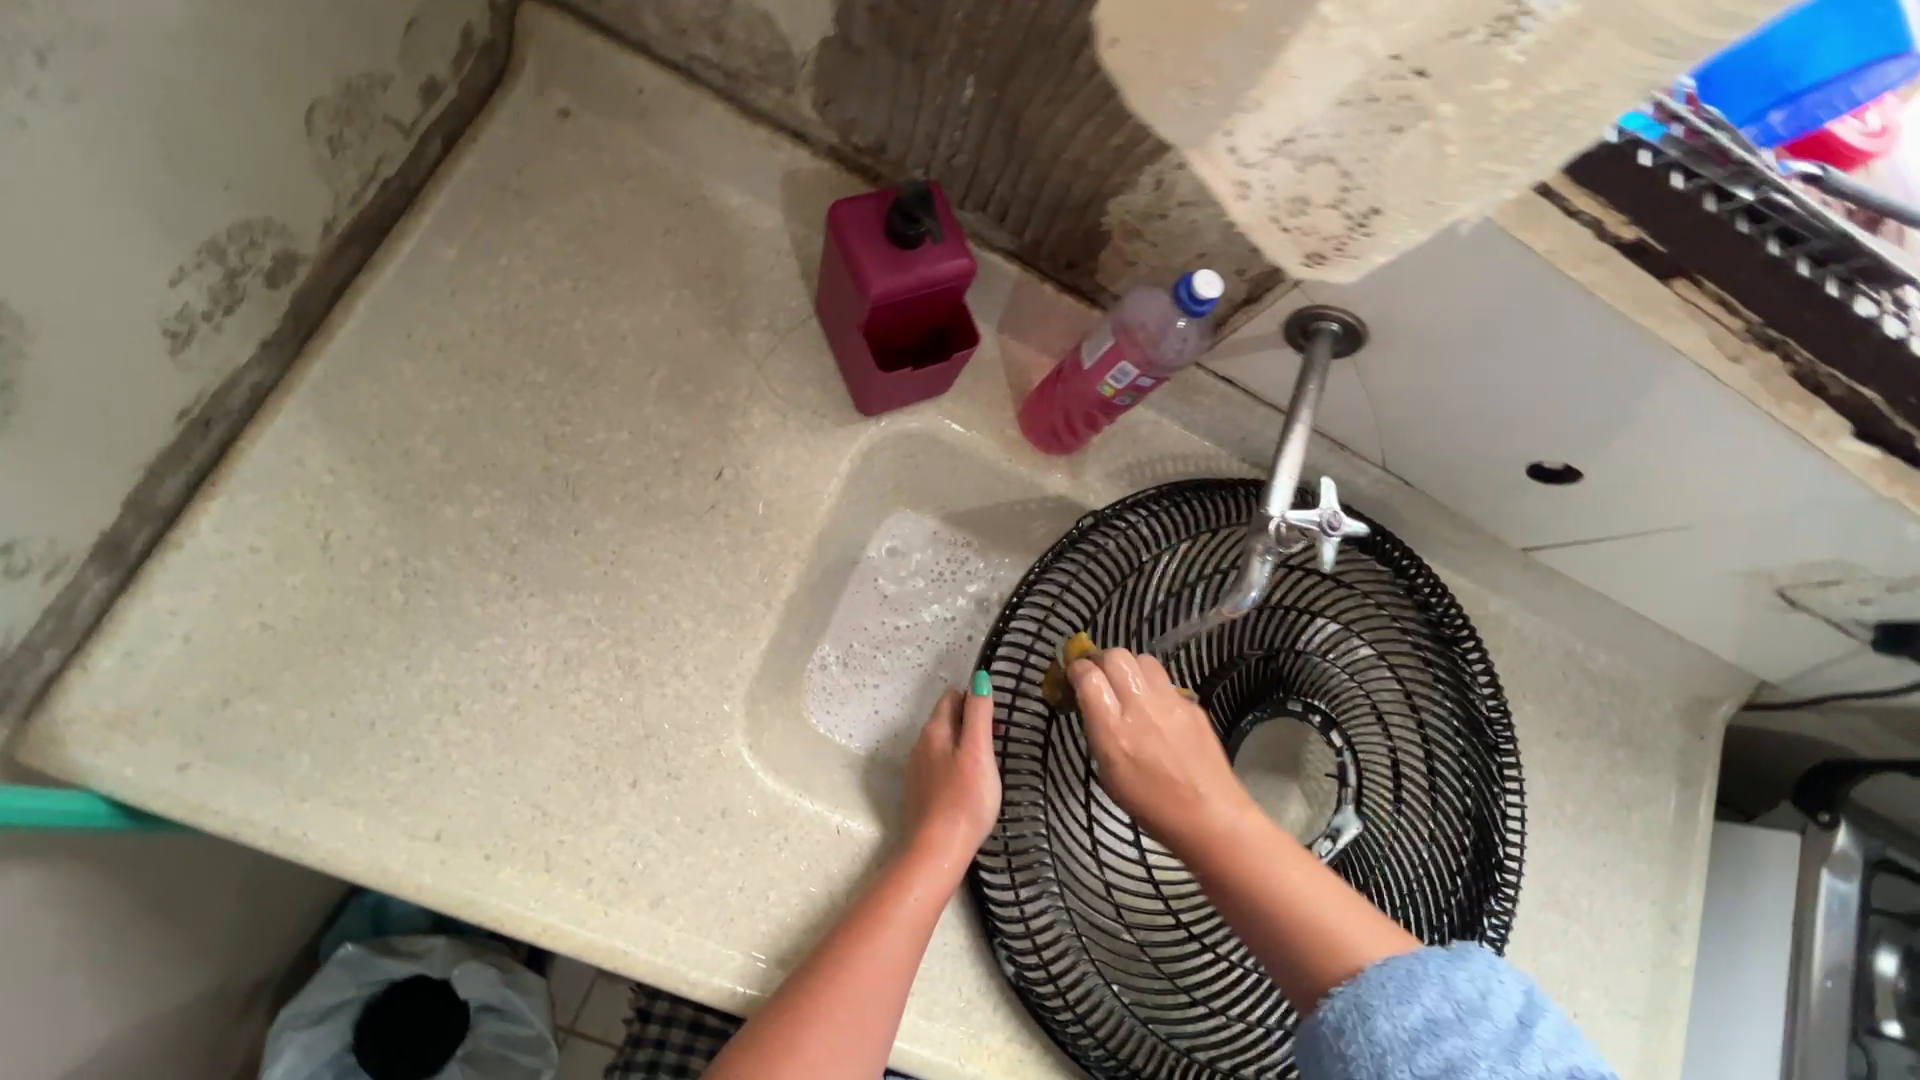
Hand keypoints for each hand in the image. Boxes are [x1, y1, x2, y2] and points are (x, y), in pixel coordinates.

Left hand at [902, 678, 1000, 865]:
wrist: (937, 849)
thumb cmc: (965, 799)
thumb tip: (979, 678)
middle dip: (971, 721)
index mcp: (934, 730)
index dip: (975, 699)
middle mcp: (920, 745)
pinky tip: (969, 784)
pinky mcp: (920, 793)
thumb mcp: (979, 751)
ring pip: (943, 744)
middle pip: (947, 719)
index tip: (996, 716)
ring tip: (988, 762)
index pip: (951, 697)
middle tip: (998, 739)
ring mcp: (917, 770)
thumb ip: (979, 713)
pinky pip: (940, 766)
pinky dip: (956, 764)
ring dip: (965, 744)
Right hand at [1070, 649, 1254, 852]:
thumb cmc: (1150, 805)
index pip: (1088, 676)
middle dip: (1101, 661)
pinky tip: (1155, 708)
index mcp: (1114, 730)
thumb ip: (1098, 732)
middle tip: (1099, 676)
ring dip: (1129, 667)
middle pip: (1116, 656)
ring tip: (1127, 686)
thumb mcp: (1108, 774)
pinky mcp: (1192, 704)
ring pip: (1143, 659)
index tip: (1074, 677)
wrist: (1209, 815)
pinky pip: (1165, 681)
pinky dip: (1153, 686)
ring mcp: (1170, 702)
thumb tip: (1093, 706)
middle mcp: (1141, 707)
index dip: (1076, 670)